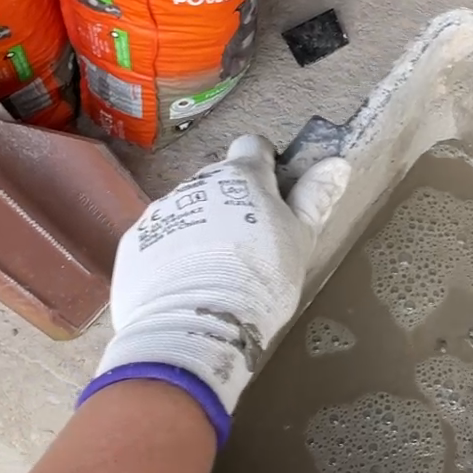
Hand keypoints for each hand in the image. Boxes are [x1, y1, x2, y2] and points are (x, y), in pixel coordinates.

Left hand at [81, 136, 349, 442]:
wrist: (193, 326)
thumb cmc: (260, 277)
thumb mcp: (300, 238)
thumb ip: (315, 198)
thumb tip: (338, 163)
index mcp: (241, 175)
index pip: (253, 146)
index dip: (265, 165)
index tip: (273, 193)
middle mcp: (196, 183)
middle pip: (218, 180)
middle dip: (232, 202)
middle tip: (250, 243)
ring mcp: (160, 211)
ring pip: (189, 209)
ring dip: (202, 226)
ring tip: (216, 270)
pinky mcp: (134, 243)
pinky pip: (160, 238)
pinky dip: (173, 253)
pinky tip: (187, 284)